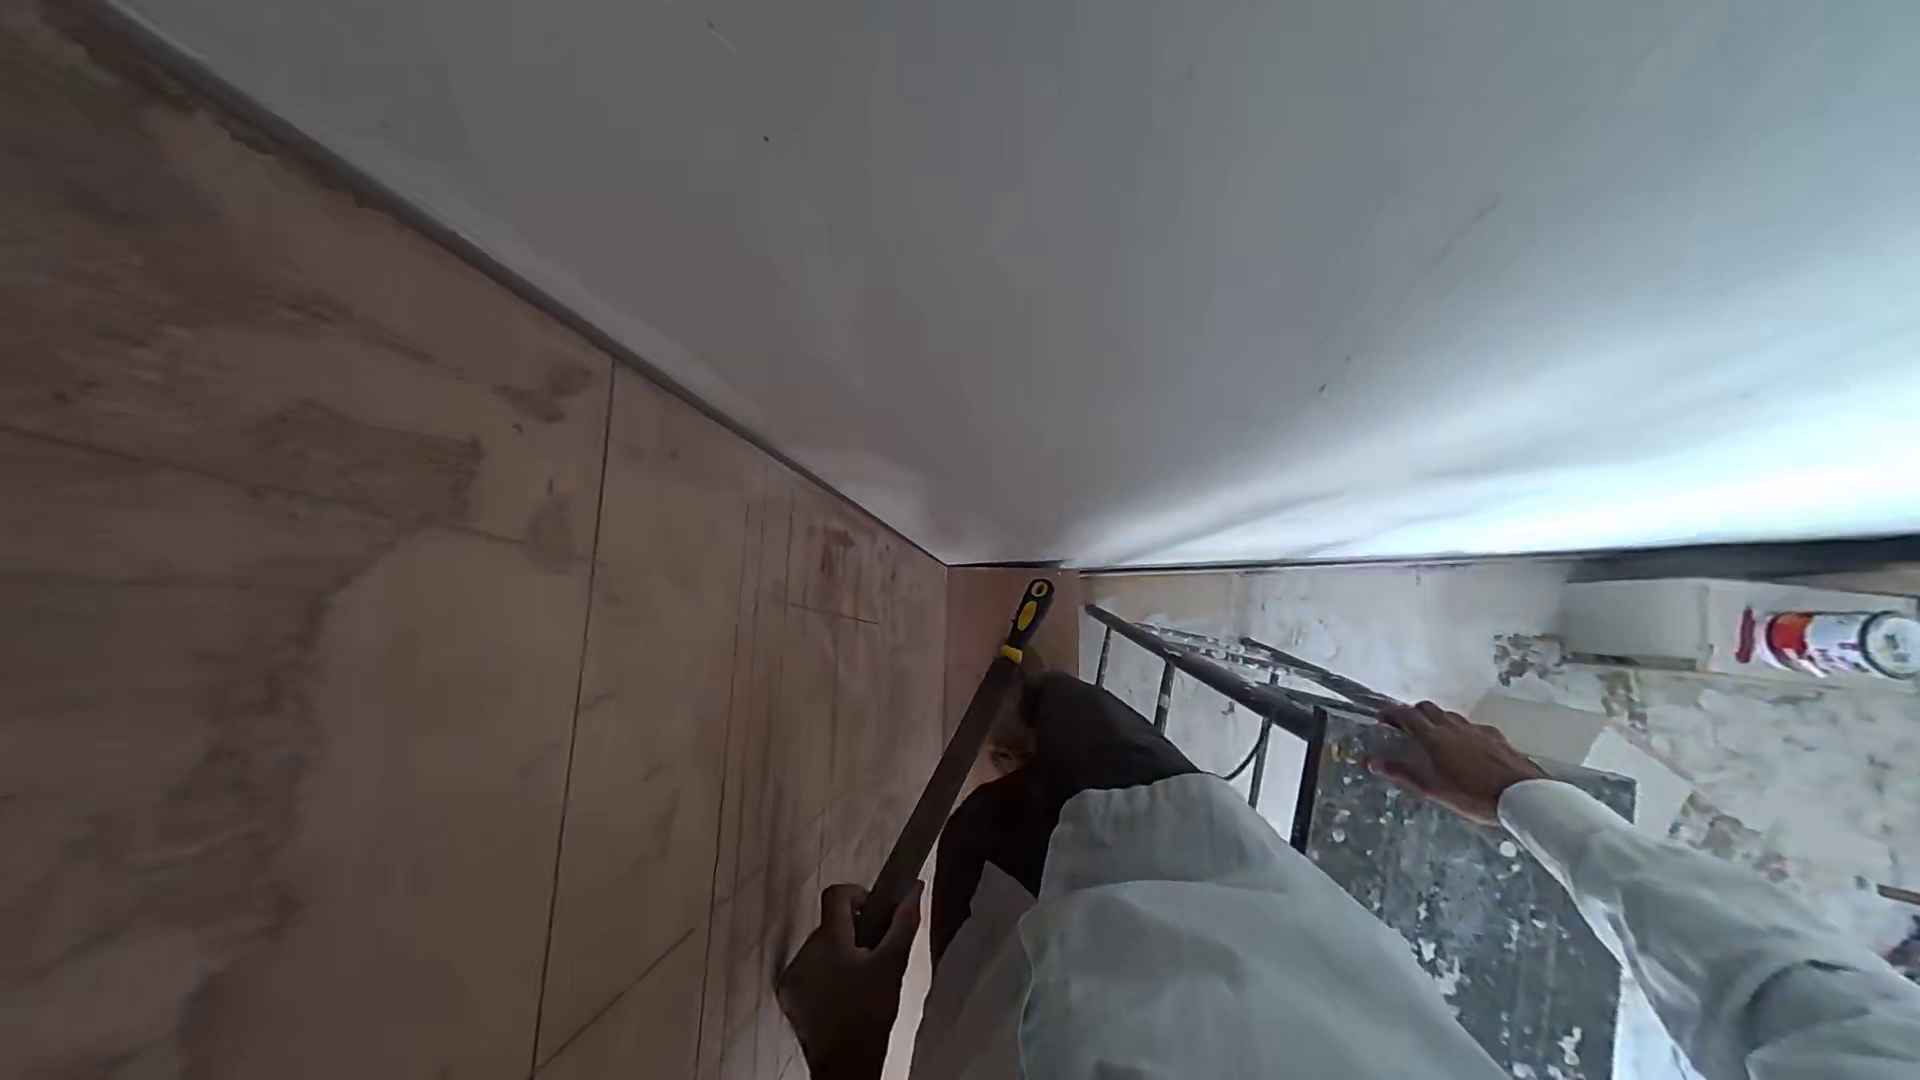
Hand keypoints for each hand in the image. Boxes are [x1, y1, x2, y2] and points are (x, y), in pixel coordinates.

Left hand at [775, 881, 921, 1079]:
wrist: (848, 1069)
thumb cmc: (872, 1017)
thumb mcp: (894, 964)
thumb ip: (904, 921)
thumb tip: (915, 888)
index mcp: (829, 941)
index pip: (835, 894)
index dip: (856, 894)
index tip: (871, 911)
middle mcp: (804, 954)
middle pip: (829, 922)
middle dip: (851, 929)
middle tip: (872, 950)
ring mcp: (793, 977)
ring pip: (818, 945)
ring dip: (838, 950)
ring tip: (859, 974)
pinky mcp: (788, 997)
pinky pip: (807, 968)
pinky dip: (824, 971)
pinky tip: (843, 991)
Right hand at [1366, 701, 1545, 824]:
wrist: (1525, 798)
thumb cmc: (1471, 794)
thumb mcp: (1430, 787)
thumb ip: (1399, 771)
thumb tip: (1368, 761)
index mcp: (1432, 735)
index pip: (1405, 713)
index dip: (1390, 713)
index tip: (1382, 720)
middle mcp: (1452, 726)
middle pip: (1427, 707)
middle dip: (1413, 712)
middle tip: (1407, 726)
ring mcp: (1477, 730)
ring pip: (1450, 715)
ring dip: (1437, 719)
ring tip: (1436, 735)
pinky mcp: (1498, 738)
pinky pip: (1473, 726)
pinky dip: (1463, 730)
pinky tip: (1469, 745)